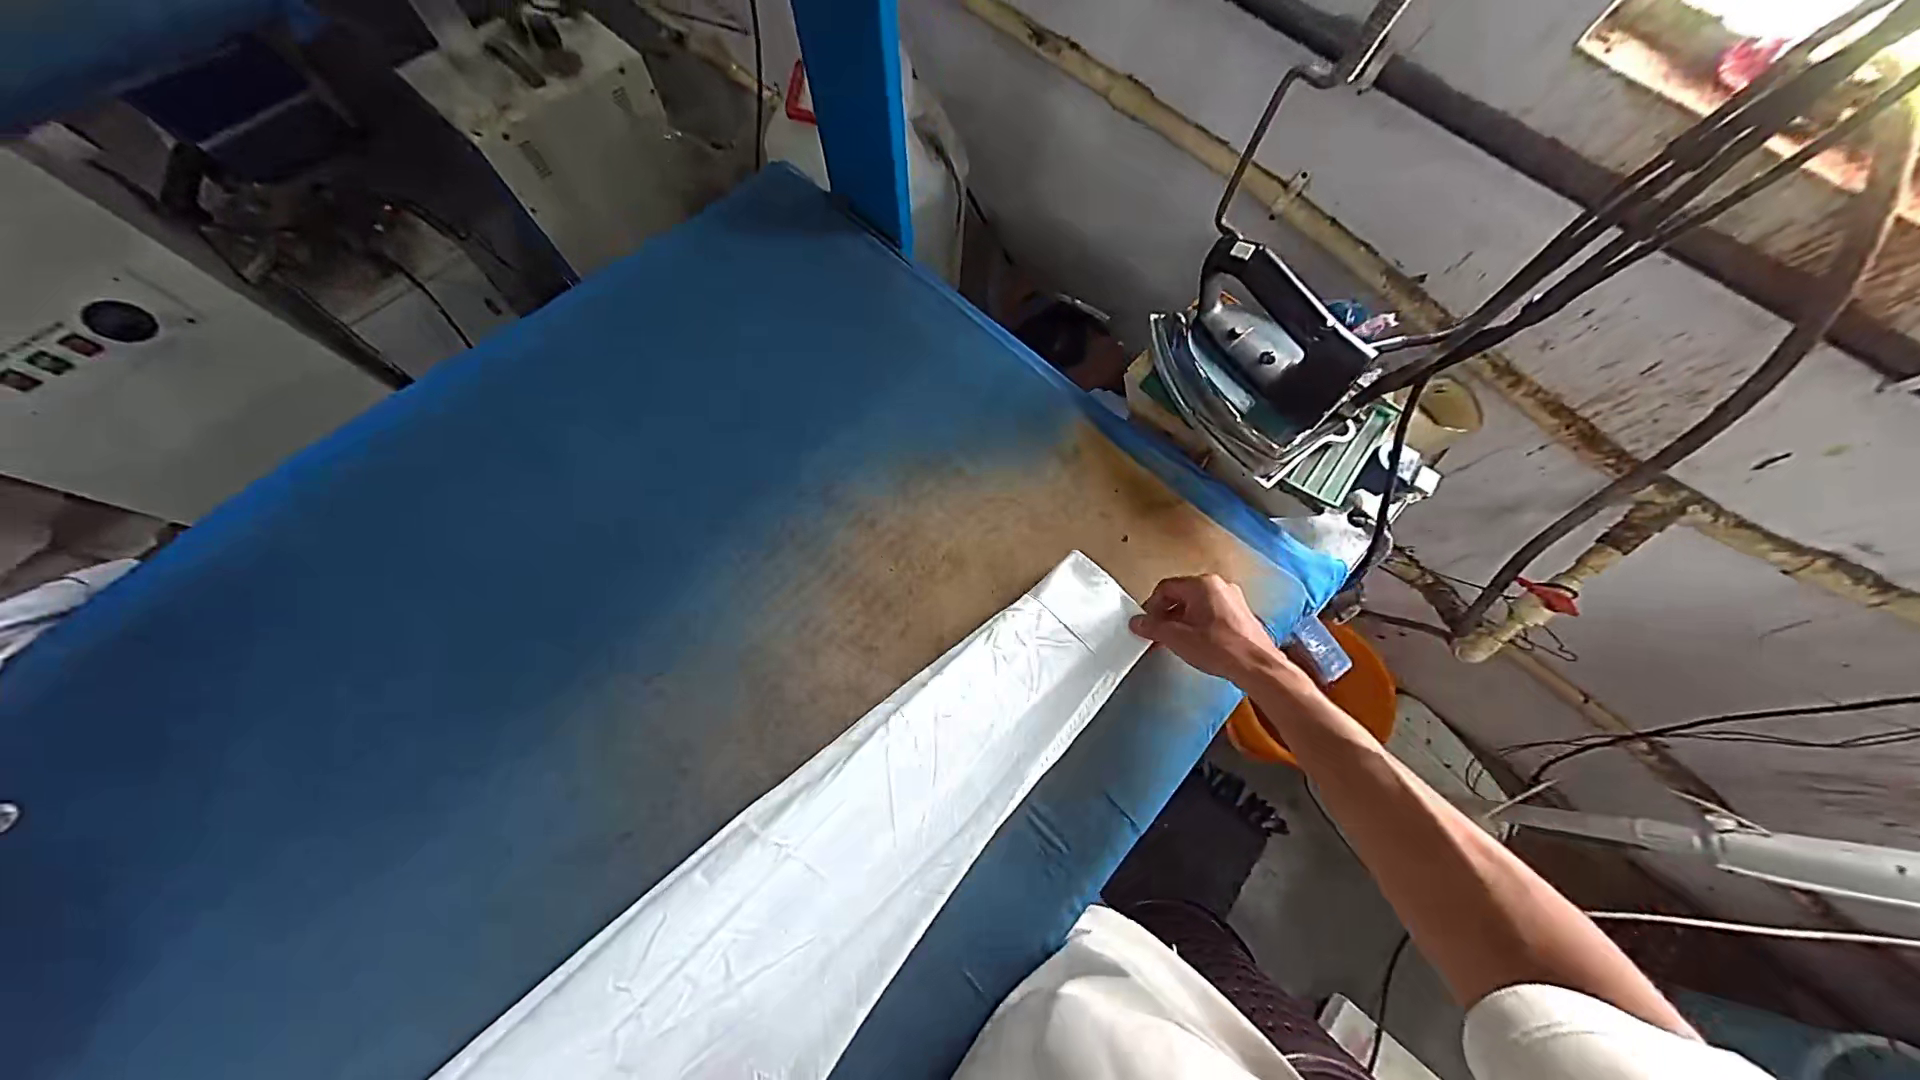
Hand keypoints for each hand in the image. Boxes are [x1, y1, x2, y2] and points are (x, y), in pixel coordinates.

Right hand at [1129, 575, 1296, 684]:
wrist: (1256, 667)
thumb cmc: (1220, 648)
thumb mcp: (1176, 638)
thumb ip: (1152, 627)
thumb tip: (1138, 623)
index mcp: (1202, 584)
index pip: (1166, 588)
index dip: (1151, 607)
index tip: (1147, 623)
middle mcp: (1219, 586)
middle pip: (1181, 595)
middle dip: (1166, 615)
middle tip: (1158, 633)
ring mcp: (1233, 600)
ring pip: (1197, 605)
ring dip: (1182, 621)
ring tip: (1177, 641)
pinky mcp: (1242, 615)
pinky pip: (1212, 614)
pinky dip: (1200, 625)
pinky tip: (1198, 644)